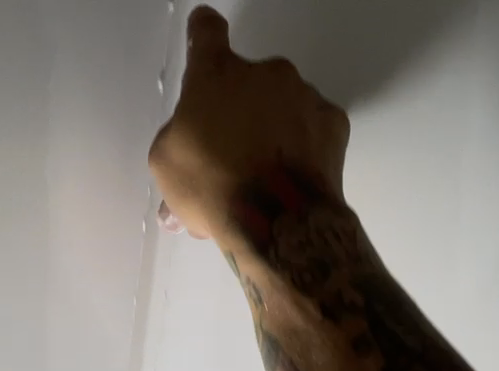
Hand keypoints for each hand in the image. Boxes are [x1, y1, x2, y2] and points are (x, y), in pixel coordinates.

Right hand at [148, 6, 349, 241]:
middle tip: (221, 160)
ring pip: (277, 110)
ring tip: (252, 181)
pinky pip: (306, 130)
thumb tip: (185, 151)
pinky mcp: (332, 122)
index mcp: (216, 76)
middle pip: (245, 85)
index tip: (202, 25)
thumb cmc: (209, 184)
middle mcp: (265, 72)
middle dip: (234, 115)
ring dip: (264, 136)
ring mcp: (304, 94)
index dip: (201, 32)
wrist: (274, 216)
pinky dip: (294, 149)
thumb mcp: (165, 165)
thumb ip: (175, 141)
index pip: (206, 37)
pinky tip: (280, 180)